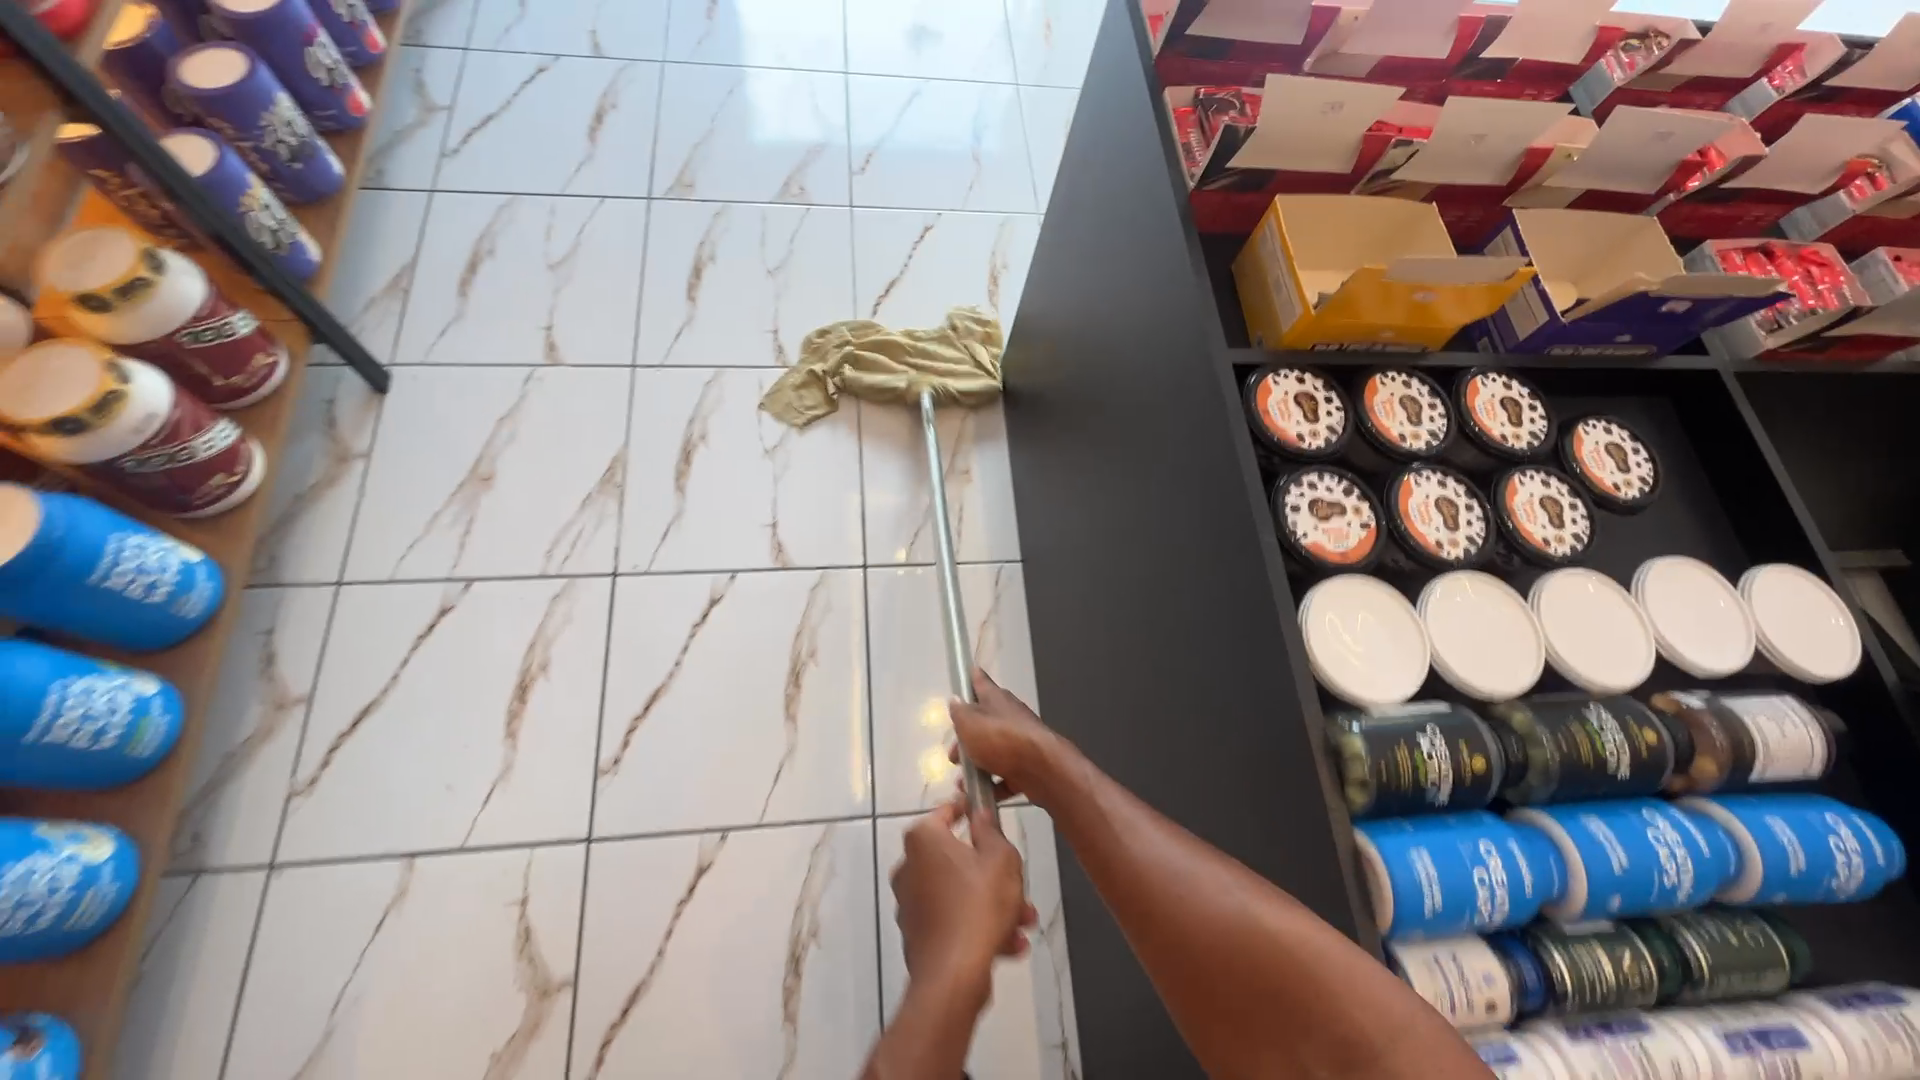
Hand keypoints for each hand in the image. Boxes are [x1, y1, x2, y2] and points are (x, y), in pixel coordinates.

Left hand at [892, 800, 1036, 994]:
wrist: (953, 975)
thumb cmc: (978, 905)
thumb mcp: (1001, 859)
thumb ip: (991, 831)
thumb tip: (980, 815)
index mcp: (923, 839)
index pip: (946, 812)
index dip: (969, 809)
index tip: (988, 814)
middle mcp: (908, 866)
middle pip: (958, 859)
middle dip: (994, 875)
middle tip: (1020, 887)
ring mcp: (909, 902)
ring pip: (959, 893)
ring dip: (993, 905)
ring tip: (1022, 924)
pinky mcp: (916, 934)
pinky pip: (952, 920)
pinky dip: (977, 927)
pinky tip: (1008, 945)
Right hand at [948, 667, 1066, 803]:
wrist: (1041, 768)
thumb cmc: (1000, 739)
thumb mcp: (969, 723)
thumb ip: (959, 712)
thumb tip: (955, 700)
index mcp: (995, 699)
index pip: (980, 682)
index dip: (970, 679)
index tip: (965, 675)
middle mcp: (1009, 716)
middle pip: (983, 724)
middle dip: (965, 741)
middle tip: (953, 757)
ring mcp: (1019, 742)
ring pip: (992, 751)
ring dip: (976, 766)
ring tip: (963, 784)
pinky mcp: (1026, 766)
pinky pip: (1005, 775)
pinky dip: (992, 786)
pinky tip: (980, 798)